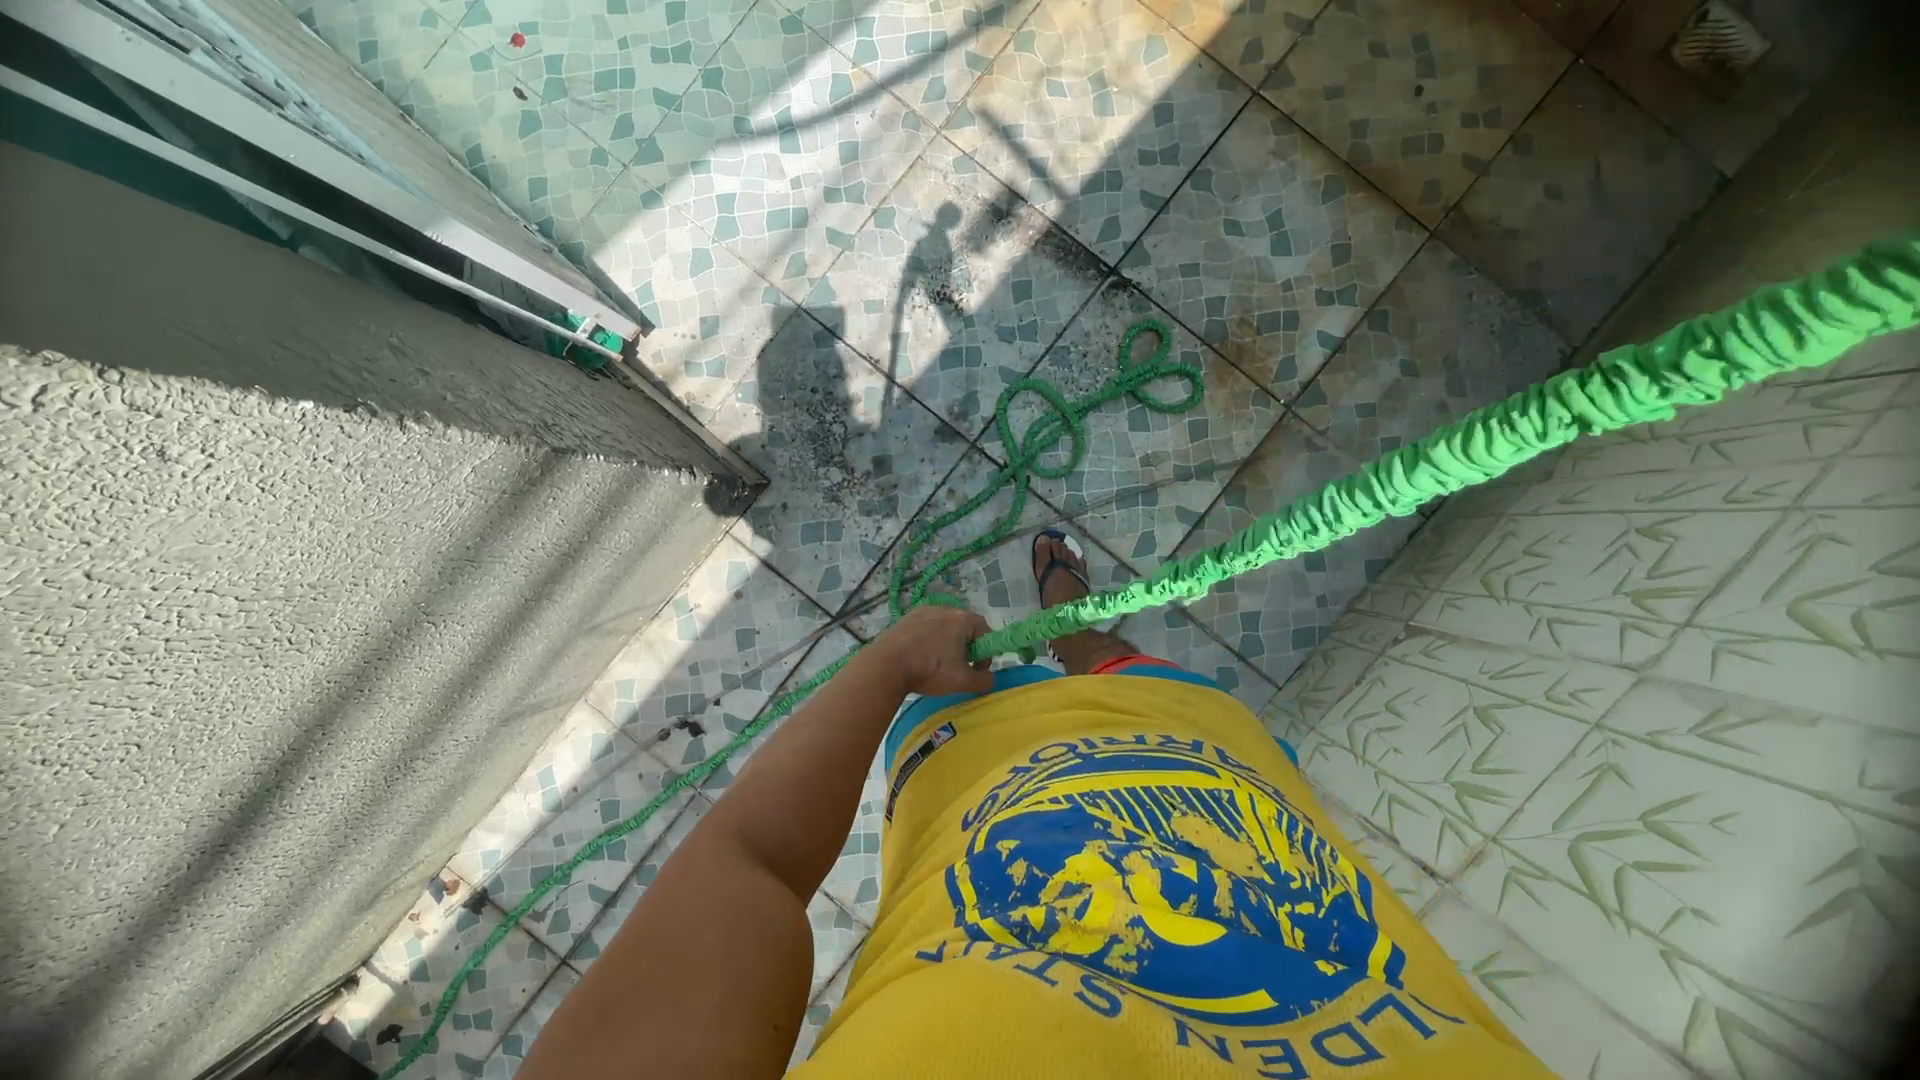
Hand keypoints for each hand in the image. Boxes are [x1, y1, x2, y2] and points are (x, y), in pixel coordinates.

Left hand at [866, 606, 994, 696]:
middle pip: (965, 627)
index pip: (986, 631)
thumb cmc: (928, 670)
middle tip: (956, 668)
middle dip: (966, 647)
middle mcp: (945, 608)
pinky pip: (926, 627)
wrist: (886, 666)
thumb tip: (990, 679)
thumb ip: (984, 680)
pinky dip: (928, 640)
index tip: (975, 669)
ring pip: (944, 627)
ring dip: (946, 643)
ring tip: (935, 664)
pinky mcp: (907, 617)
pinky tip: (919, 656)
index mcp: (962, 619)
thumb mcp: (962, 681)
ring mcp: (924, 610)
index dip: (985, 652)